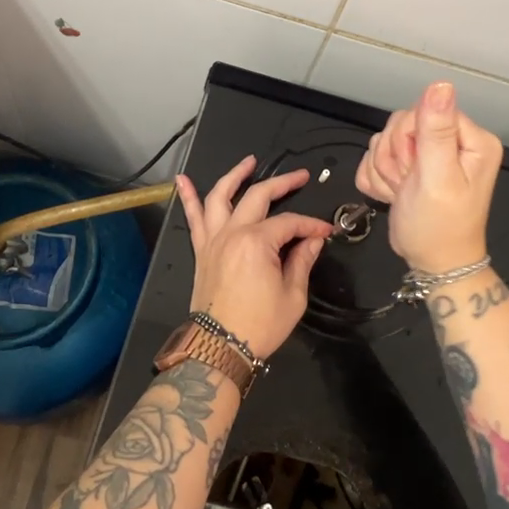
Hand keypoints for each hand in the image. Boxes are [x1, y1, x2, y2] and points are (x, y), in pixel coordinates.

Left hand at [176, 156, 333, 359]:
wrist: (219, 346)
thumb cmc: (260, 325)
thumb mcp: (292, 296)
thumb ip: (302, 261)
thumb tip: (313, 239)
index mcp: (258, 243)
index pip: (290, 222)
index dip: (311, 225)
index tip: (326, 232)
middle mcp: (233, 232)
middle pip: (258, 196)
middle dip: (283, 183)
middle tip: (301, 176)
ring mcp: (213, 239)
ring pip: (220, 196)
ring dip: (234, 175)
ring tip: (249, 162)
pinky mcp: (201, 249)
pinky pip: (192, 217)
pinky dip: (187, 196)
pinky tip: (182, 179)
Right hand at [355, 82, 502, 273]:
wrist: (433, 265)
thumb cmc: (439, 227)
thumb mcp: (438, 179)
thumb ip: (436, 131)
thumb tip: (441, 83)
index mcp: (471, 138)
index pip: (423, 111)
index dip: (409, 140)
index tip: (416, 171)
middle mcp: (453, 139)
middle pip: (401, 123)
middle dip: (395, 157)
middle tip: (408, 185)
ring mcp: (429, 153)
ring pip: (385, 140)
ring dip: (385, 170)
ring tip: (402, 193)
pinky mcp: (409, 166)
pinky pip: (376, 156)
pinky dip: (378, 179)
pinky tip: (393, 195)